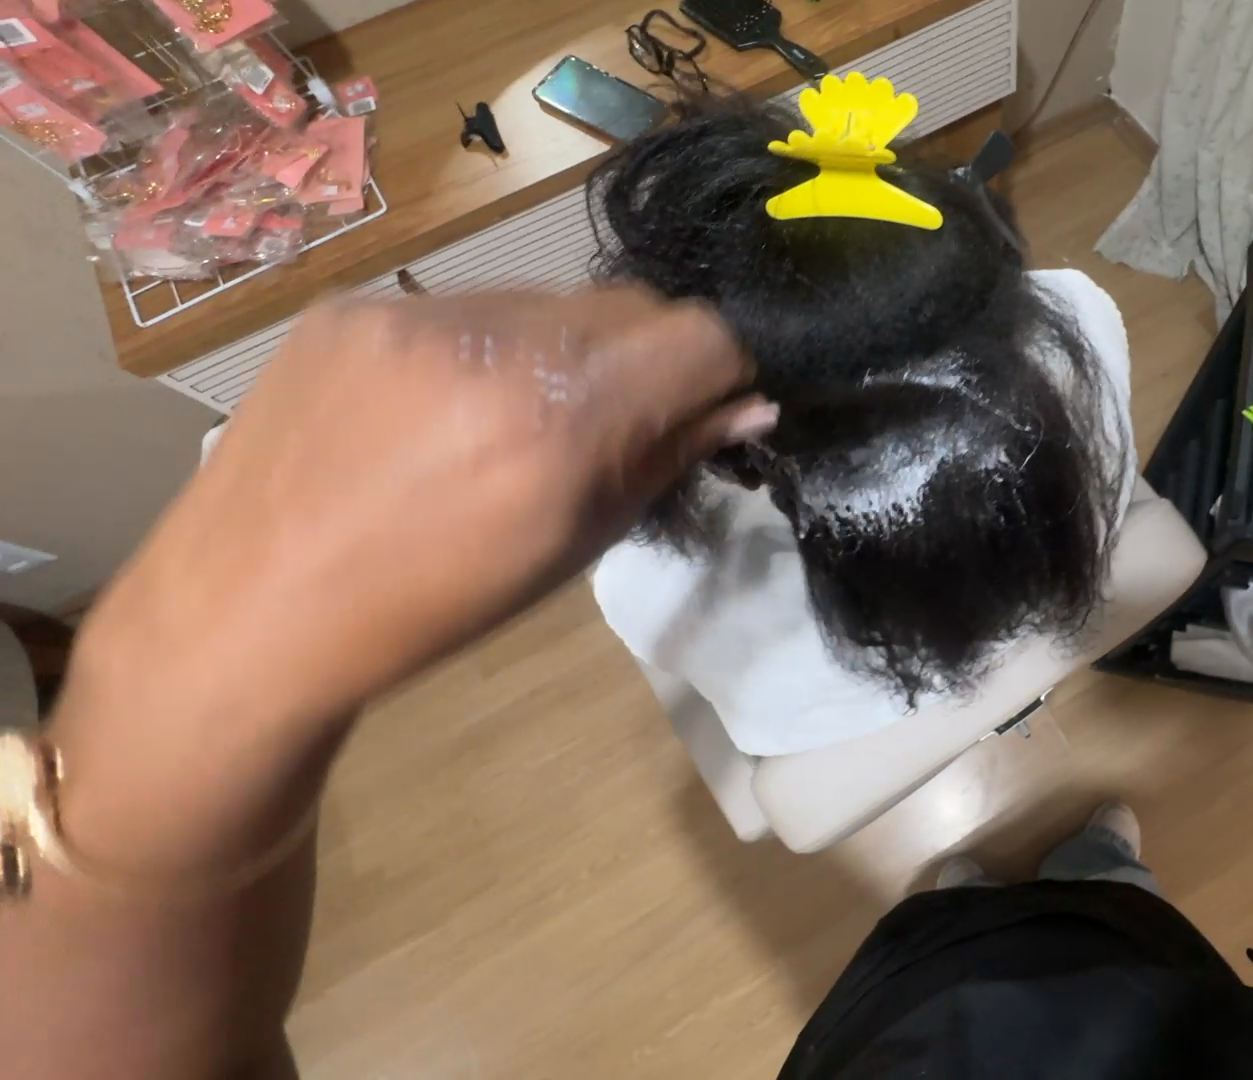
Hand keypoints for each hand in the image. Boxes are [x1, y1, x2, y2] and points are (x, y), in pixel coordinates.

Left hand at [80, 288, 774, 732]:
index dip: (729, 365)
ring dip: (580, 347)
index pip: (701, 336)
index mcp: (566, 417)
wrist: (258, 604)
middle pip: (637, 305)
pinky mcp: (359, 305)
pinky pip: (478, 305)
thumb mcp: (584, 538)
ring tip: (537, 410)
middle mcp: (501, 340)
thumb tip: (753, 408)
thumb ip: (670, 456)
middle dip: (659, 354)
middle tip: (635, 412)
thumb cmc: (449, 597)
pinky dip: (504, 345)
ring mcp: (420, 312)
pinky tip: (463, 400)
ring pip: (559, 300)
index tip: (719, 398)